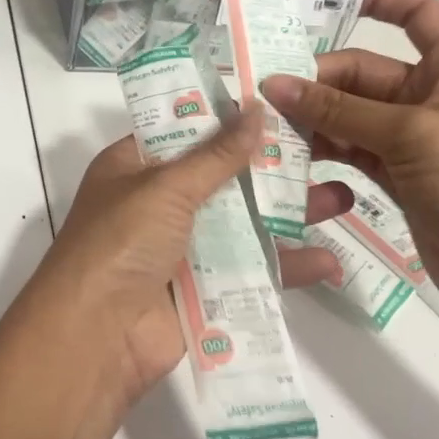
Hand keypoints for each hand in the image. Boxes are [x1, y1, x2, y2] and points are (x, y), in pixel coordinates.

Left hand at [28, 109, 353, 408]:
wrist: (96, 333)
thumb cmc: (120, 242)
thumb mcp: (165, 187)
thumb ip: (216, 154)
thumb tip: (256, 108)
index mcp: (132, 166)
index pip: (183, 130)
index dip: (225, 118)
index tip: (277, 104)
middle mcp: (155, 201)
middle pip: (220, 176)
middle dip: (269, 167)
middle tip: (324, 150)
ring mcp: (180, 246)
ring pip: (241, 222)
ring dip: (287, 213)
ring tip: (342, 199)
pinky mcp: (202, 289)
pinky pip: (249, 270)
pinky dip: (286, 266)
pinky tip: (329, 260)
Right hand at [258, 0, 438, 322]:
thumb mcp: (410, 137)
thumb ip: (338, 109)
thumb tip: (272, 83)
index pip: (419, 16)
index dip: (378, 0)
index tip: (324, 3)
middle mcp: (435, 97)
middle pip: (364, 70)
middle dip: (317, 79)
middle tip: (266, 95)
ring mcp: (416, 138)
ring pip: (350, 111)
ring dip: (313, 117)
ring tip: (269, 128)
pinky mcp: (400, 174)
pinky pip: (351, 147)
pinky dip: (323, 148)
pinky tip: (289, 157)